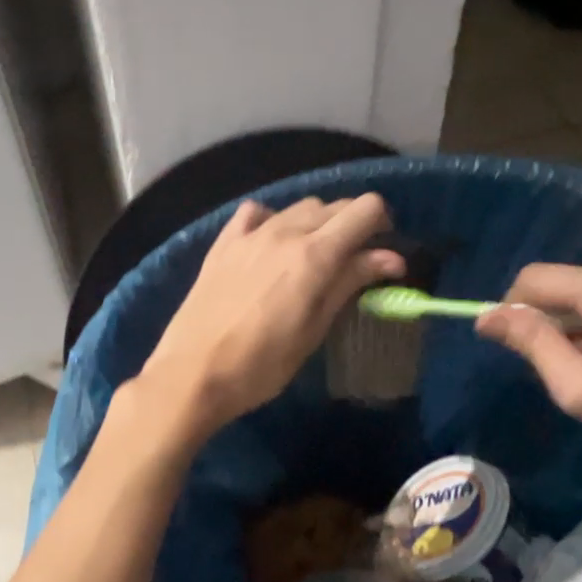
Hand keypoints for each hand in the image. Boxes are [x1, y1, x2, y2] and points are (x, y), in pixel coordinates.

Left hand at [135, 194, 403, 438]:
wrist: (192, 375)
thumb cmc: (260, 367)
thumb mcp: (312, 331)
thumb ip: (348, 285)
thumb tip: (390, 258)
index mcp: (314, 256)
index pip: (365, 211)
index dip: (382, 226)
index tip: (382, 254)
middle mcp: (284, 232)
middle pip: (333, 206)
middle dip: (352, 226)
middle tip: (352, 263)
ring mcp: (249, 235)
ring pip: (297, 208)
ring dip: (315, 224)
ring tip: (312, 258)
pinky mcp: (222, 246)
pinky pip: (255, 214)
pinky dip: (272, 221)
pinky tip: (270, 244)